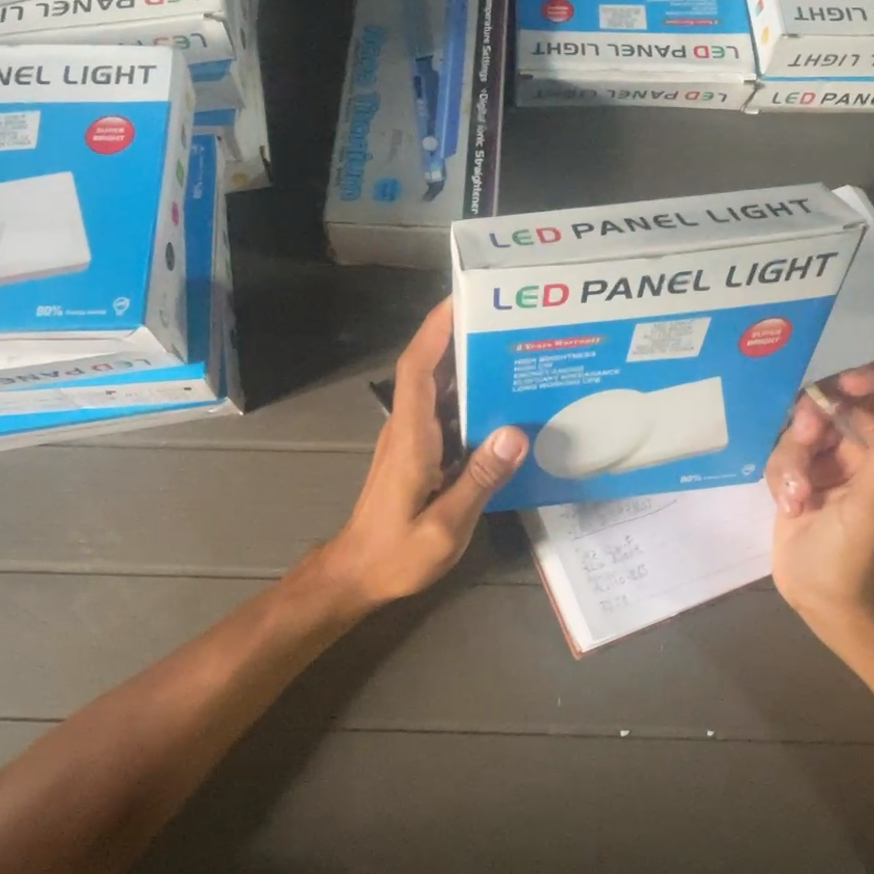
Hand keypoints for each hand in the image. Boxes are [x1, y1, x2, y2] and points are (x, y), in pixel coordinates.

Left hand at [320, 301, 529, 608]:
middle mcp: (407, 429)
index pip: (417, 368)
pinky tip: (501, 404)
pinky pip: (444, 414)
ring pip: (437, 390)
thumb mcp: (445, 526)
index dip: (435, 330)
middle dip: (459, 337)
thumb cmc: (396, 554)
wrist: (358, 574)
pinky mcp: (418, 455)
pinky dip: (468, 399)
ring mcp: (410, 441)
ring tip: (512, 350)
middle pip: (428, 369)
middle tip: (505, 318)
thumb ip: (479, 479)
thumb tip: (515, 433)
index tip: (462, 299)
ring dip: (466, 366)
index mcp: (410, 438)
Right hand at [764, 361, 873, 635]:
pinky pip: (788, 448)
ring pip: (808, 422)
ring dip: (794, 454)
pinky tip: (791, 503)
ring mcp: (841, 460)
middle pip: (848, 397)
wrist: (822, 602)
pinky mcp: (809, 472)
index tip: (845, 387)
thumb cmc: (856, 560)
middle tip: (804, 438)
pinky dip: (783, 472)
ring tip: (797, 493)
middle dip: (818, 415)